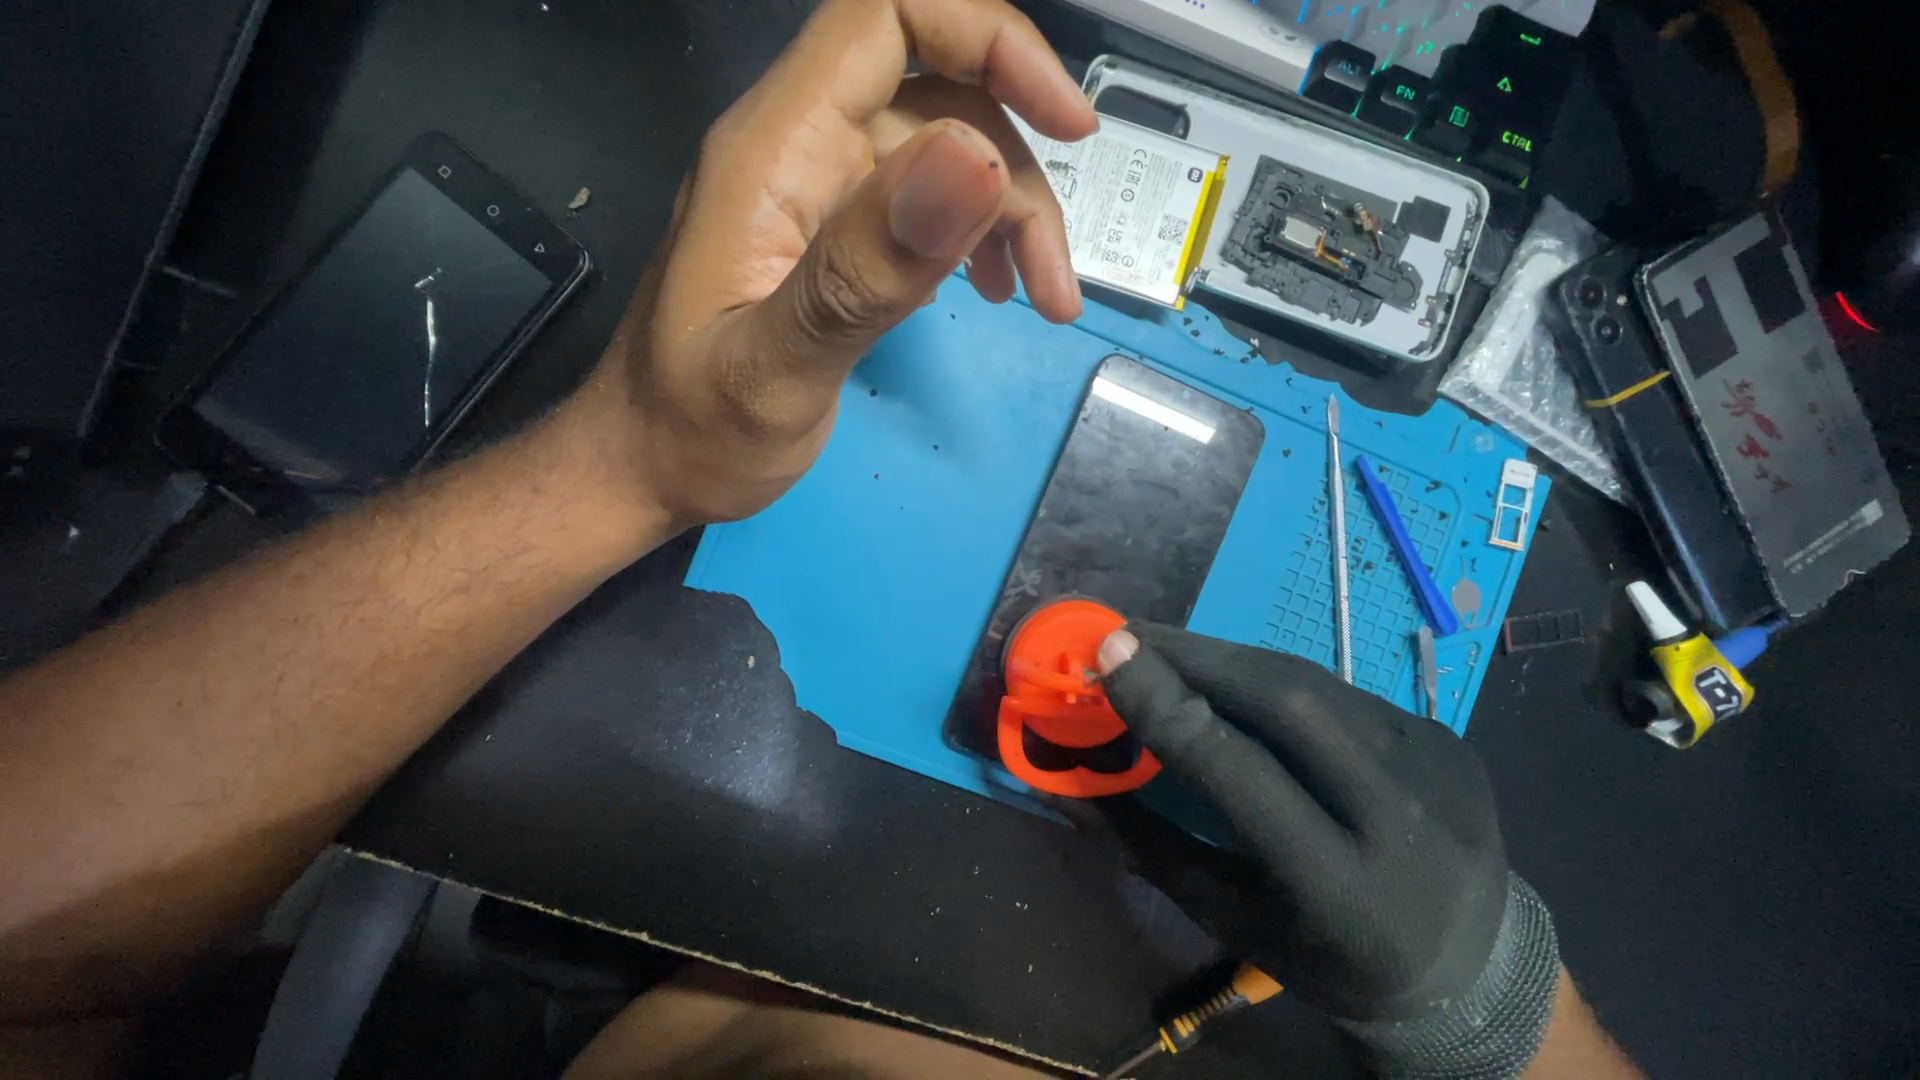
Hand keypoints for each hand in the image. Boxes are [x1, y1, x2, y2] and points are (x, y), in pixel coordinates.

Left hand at [573, 0, 1096, 529]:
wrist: (646, 468)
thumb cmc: (693, 432)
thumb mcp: (774, 369)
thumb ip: (862, 271)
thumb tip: (976, 162)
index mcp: (773, 152)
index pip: (888, 17)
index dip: (988, 37)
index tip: (1066, 125)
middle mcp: (798, 151)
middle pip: (938, 93)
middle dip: (1017, 172)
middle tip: (1054, 282)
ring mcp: (818, 195)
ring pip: (944, 154)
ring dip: (1009, 215)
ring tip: (1041, 300)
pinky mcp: (834, 239)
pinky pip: (924, 205)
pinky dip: (974, 238)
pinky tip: (989, 290)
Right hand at [1097, 624, 1561, 1074]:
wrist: (1470, 968)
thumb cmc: (1325, 956)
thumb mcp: (1228, 918)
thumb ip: (1148, 845)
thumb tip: (1068, 787)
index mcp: (1342, 888)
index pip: (1241, 771)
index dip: (1169, 705)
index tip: (1109, 651)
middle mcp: (1404, 816)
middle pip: (1286, 700)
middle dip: (1197, 656)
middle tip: (1131, 635)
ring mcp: (1437, 766)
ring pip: (1313, 682)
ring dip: (1230, 659)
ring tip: (1172, 649)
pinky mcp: (1446, 737)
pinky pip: (1341, 693)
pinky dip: (1276, 681)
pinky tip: (1239, 681)